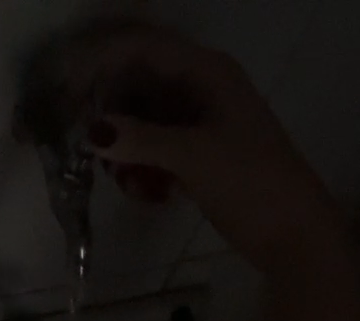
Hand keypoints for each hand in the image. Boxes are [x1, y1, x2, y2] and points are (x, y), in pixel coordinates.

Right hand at [72, 28, 342, 270]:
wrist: (294, 234)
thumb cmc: (251, 184)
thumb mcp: (193, 157)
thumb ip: (141, 140)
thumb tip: (91, 132)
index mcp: (207, 72)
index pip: (141, 47)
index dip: (99, 61)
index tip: (64, 90)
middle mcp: (202, 88)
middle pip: (138, 83)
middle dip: (108, 112)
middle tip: (81, 144)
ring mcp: (200, 124)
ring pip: (144, 121)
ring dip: (123, 147)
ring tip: (118, 179)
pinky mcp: (199, 156)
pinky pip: (156, 150)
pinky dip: (141, 167)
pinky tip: (141, 192)